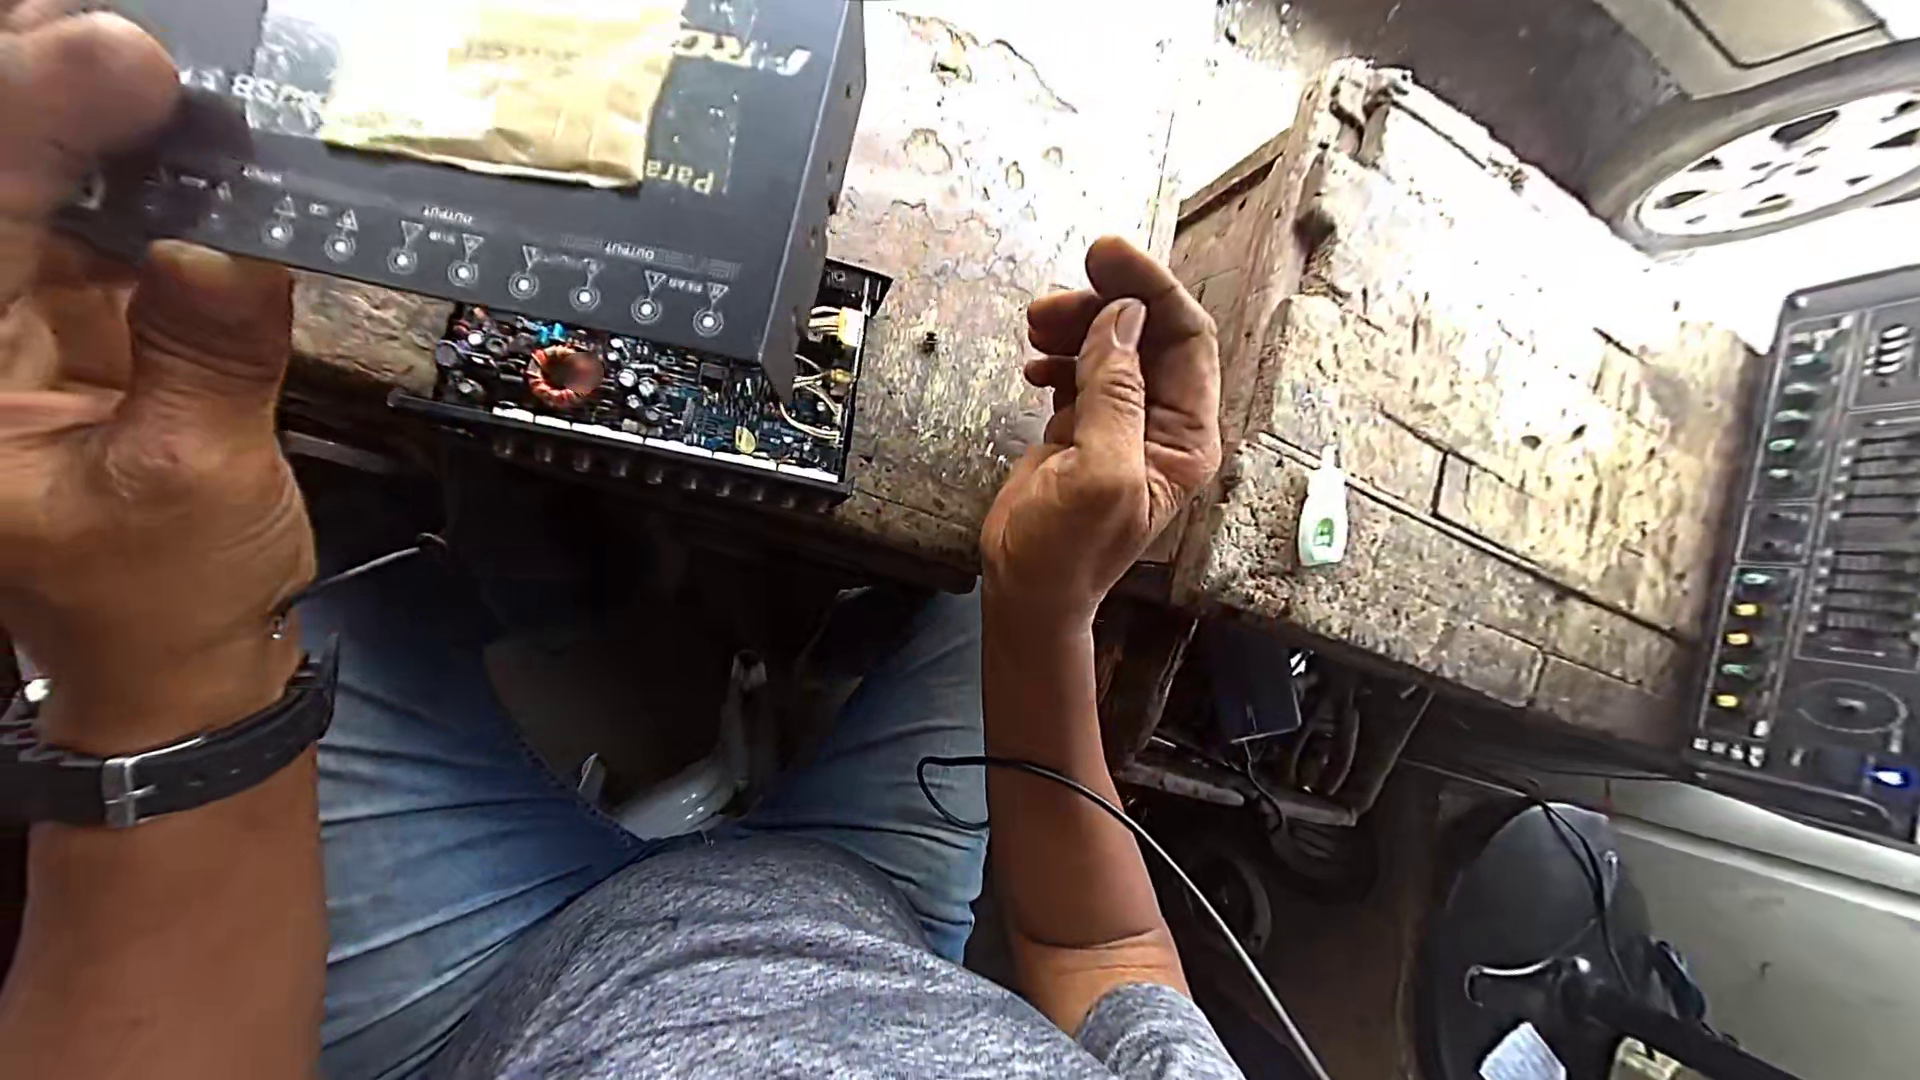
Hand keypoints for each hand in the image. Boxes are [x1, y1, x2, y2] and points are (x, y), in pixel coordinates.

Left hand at [0, 10, 312, 751]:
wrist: (186, 631)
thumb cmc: (173, 581)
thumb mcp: (196, 479)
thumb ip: (210, 364)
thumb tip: (238, 251)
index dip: (23, 121)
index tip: (124, 58)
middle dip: (30, 92)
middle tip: (132, 41)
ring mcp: (11, 322)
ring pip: (32, 193)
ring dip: (100, 133)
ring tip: (168, 78)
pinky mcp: (82, 329)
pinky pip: (109, 241)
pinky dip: (159, 198)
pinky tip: (202, 160)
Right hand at [980, 237, 1220, 626]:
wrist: (1027, 587)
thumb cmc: (1066, 549)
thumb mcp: (1098, 473)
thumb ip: (1115, 394)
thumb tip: (1123, 318)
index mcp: (1184, 437)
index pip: (1185, 340)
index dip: (1150, 291)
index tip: (1105, 255)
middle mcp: (1158, 425)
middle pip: (1144, 337)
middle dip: (1101, 308)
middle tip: (1048, 304)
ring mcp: (1118, 425)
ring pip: (1107, 350)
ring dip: (1073, 329)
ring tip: (1033, 328)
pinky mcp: (1081, 430)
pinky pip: (1078, 373)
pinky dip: (1056, 359)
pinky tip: (1034, 368)